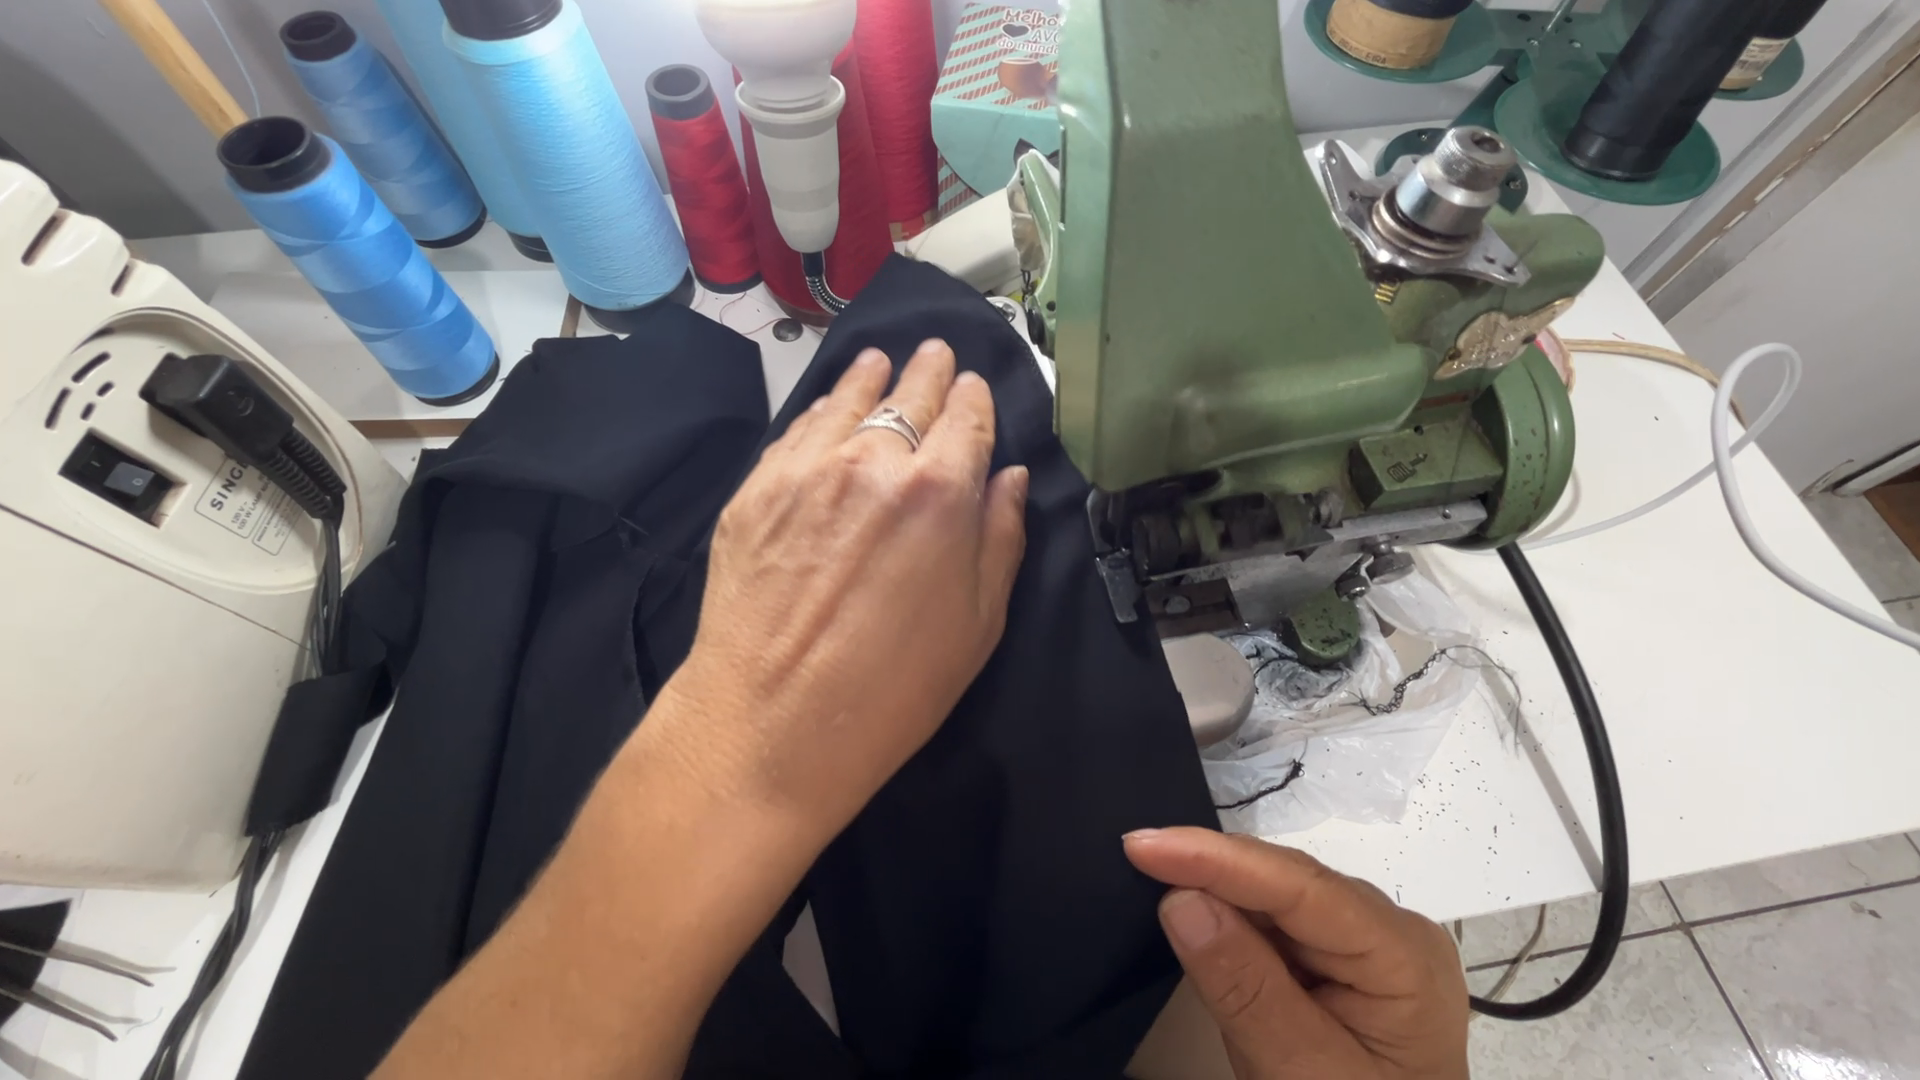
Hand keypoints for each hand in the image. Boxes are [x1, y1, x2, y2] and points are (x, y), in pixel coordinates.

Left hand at [670, 339, 1028, 834]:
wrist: (769, 726)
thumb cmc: (893, 689)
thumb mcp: (977, 625)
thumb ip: (1000, 539)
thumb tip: (1008, 477)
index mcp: (940, 492)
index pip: (967, 418)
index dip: (975, 398)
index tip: (974, 389)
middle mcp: (874, 460)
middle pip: (910, 394)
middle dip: (930, 372)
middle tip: (936, 355)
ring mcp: (806, 469)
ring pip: (848, 398)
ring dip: (872, 376)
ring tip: (882, 362)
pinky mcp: (756, 488)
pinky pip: (798, 429)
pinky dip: (823, 409)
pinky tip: (829, 407)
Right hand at [1124, 828, 1468, 1079]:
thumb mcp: (1302, 1076)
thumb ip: (1246, 990)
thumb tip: (1180, 899)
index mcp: (1400, 953)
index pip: (1298, 885)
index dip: (1215, 857)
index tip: (1141, 844)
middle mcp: (1385, 928)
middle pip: (1282, 879)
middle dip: (1206, 866)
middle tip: (1133, 856)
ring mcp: (1359, 940)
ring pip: (1268, 893)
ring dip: (1209, 888)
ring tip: (1149, 874)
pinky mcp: (1330, 957)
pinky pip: (1267, 919)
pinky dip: (1223, 916)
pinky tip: (1190, 910)